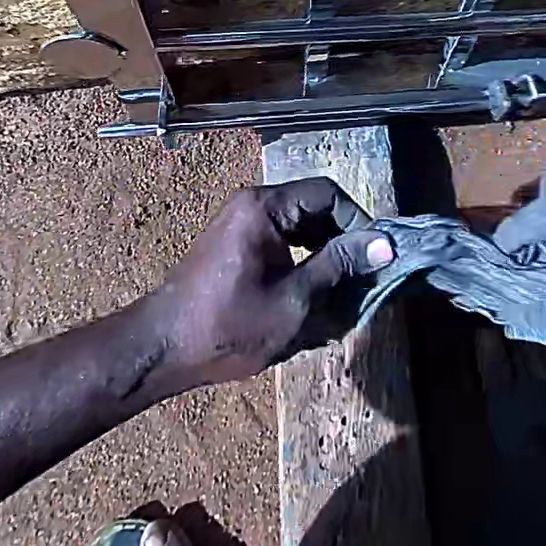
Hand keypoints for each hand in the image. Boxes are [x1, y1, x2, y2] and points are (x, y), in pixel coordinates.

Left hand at [152, 178, 394, 385]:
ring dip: (325, 253)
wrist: (160, 350)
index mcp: (266, 207)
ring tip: (340, 290)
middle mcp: (254, 203)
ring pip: (302, 225)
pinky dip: (303, 260)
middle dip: (342, 241)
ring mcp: (242, 221)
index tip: (373, 258)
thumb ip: (340, 265)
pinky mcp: (238, 242)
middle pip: (316, 208)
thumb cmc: (228, 326)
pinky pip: (283, 239)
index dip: (358, 222)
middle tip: (360, 277)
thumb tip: (386, 244)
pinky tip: (311, 293)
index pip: (329, 194)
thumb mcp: (295, 299)